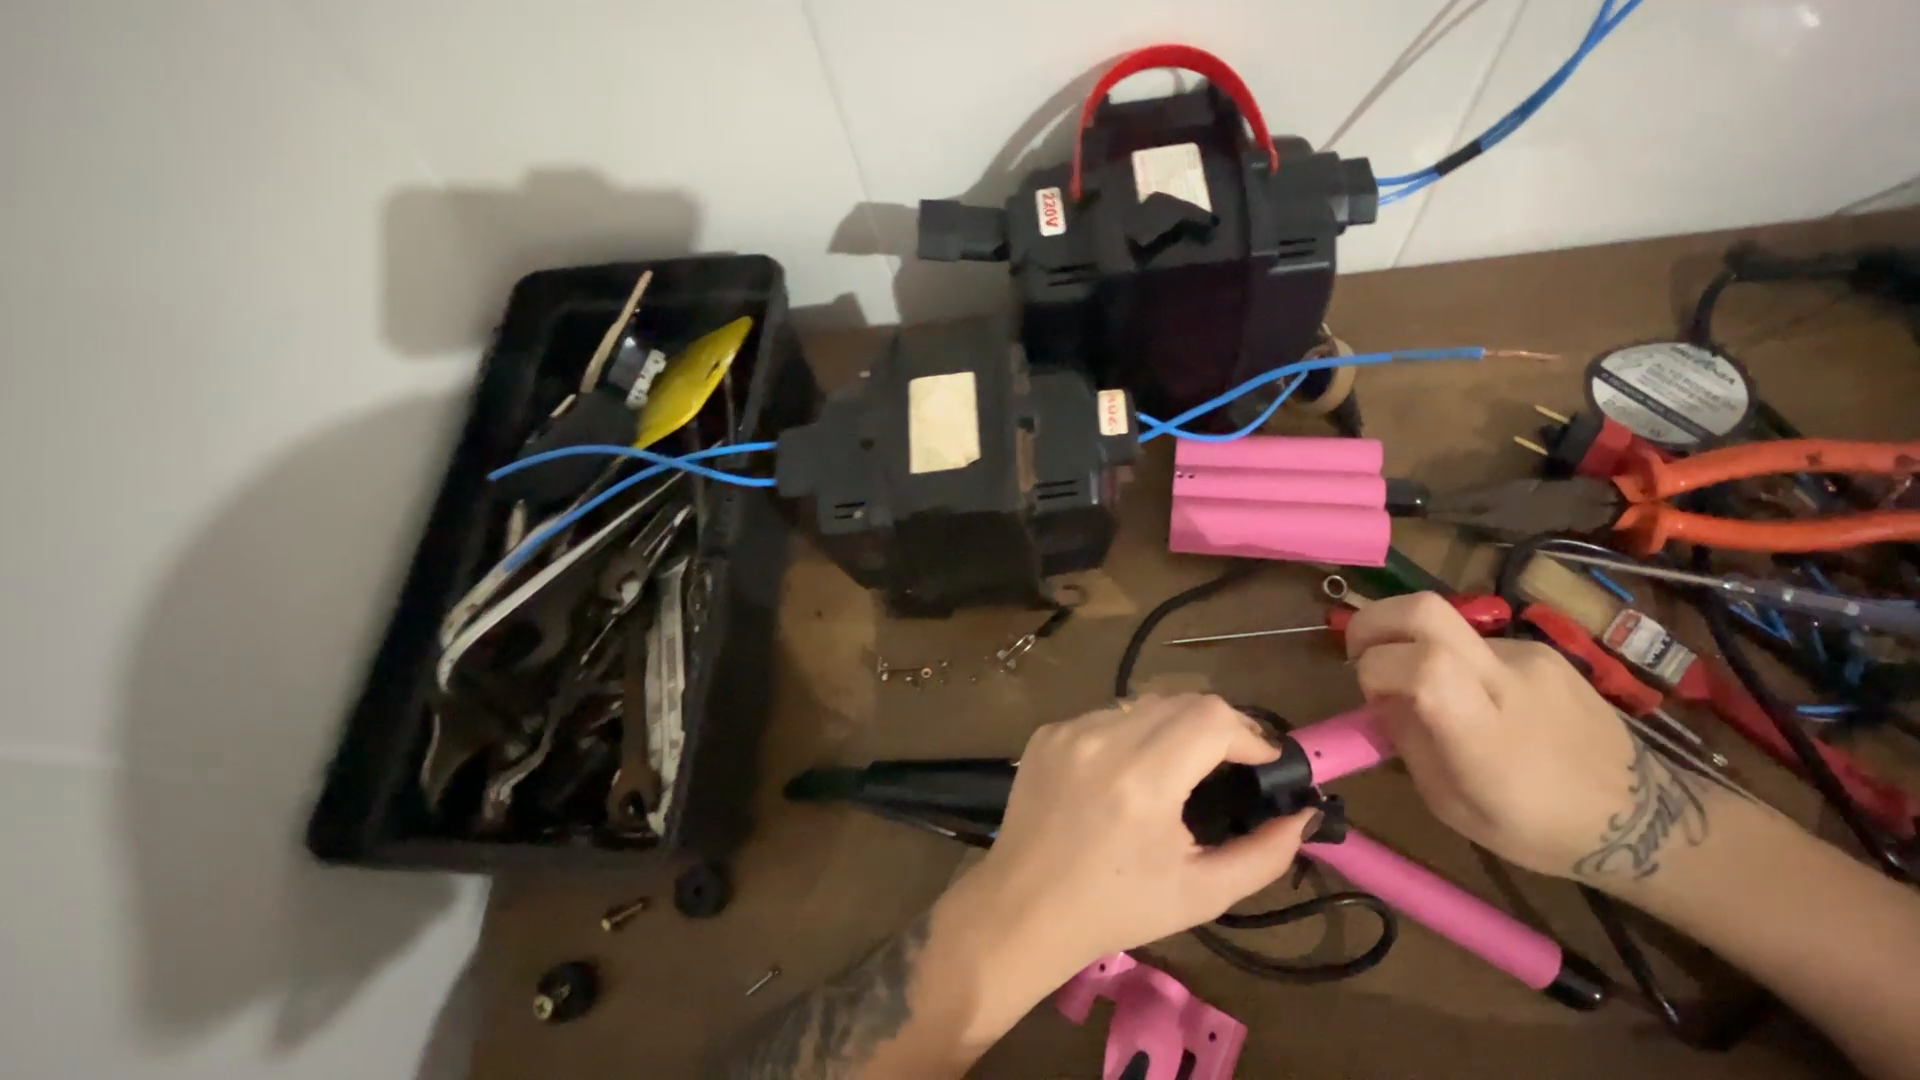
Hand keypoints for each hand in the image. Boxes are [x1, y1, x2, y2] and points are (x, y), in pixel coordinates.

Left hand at [958, 694, 1318, 982]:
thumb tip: (1303, 814)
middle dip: (1219, 728)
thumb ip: (1265, 853)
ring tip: (1180, 771)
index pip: (1212, 717)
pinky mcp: (1047, 733)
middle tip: (1231, 767)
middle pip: (1182, 701)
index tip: (1264, 765)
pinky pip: (1106, 716)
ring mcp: (1068, 731)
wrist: (1023, 909)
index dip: (1250, 734)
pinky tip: (1128, 775)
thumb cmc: (1116, 909)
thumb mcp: (1202, 893)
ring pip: (1144, 704)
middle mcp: (1102, 740)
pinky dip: (1131, 735)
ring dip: (1174, 728)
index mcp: (1143, 778)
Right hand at [1342, 593, 1640, 880]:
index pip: (1415, 664)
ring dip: (1417, 648)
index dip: (1373, 670)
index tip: (1371, 699)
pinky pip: (1477, 643)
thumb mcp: (1448, 802)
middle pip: (1424, 609)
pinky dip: (1454, 661)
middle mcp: (1508, 678)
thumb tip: (1381, 699)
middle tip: (1361, 651)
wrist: (1643, 819)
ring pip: (1446, 626)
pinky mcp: (1544, 651)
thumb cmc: (1535, 826)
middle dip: (1373, 621)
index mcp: (1482, 731)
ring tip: (1430, 695)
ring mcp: (1530, 657)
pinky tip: (1475, 699)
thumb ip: (1408, 741)